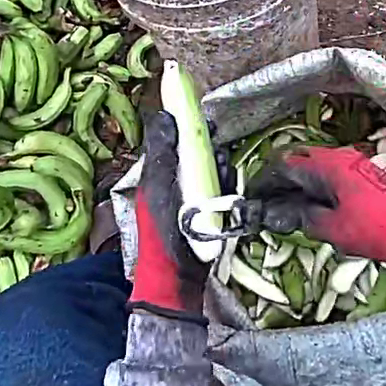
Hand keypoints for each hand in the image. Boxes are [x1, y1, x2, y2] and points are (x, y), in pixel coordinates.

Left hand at [127, 111, 206, 321]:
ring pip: (210, 166)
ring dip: (217, 159)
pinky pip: (223, 186)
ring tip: (221, 158)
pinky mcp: (212, 208)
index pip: (170, 139)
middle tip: (213, 134)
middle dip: (204, 140)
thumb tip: (163, 114)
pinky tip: (229, 178)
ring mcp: (194, 194)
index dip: (182, 123)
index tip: (194, 110)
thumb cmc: (160, 229)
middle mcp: (176, 180)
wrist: (177, 275)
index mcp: (157, 172)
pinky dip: (227, 180)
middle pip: (194, 150)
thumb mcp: (156, 186)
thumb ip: (160, 152)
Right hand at [244, 145, 385, 301]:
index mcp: (326, 166)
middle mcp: (338, 158)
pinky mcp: (365, 177)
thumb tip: (279, 215)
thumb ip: (304, 219)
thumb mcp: (336, 231)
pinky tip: (312, 206)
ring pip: (313, 168)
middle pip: (297, 162)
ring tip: (284, 206)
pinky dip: (313, 187)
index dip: (262, 181)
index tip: (249, 196)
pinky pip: (328, 175)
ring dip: (296, 184)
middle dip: (277, 180)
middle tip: (264, 201)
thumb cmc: (382, 229)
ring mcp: (354, 165)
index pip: (282, 166)